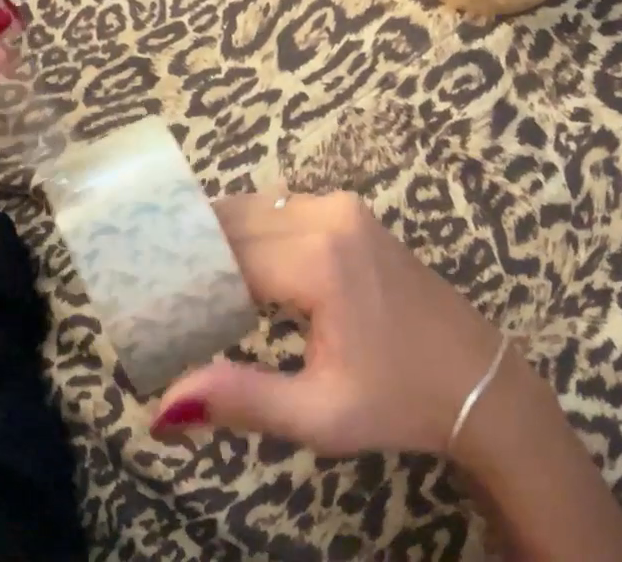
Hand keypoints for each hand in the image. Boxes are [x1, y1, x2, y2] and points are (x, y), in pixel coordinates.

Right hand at [151, 191, 506, 456]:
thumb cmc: (400, 402)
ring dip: (218, 240)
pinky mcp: (352, 212)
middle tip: (155, 292)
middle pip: (233, 220)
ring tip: (188, 285)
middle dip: (192, 252)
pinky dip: (249, 234)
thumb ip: (242, 399)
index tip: (143, 302)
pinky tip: (234, 272)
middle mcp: (328, 215)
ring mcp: (343, 207)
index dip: (180, 277)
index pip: (221, 253)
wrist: (478, 382)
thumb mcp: (320, 415)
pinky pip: (280, 210)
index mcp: (319, 259)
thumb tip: (164, 406)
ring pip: (254, 208)